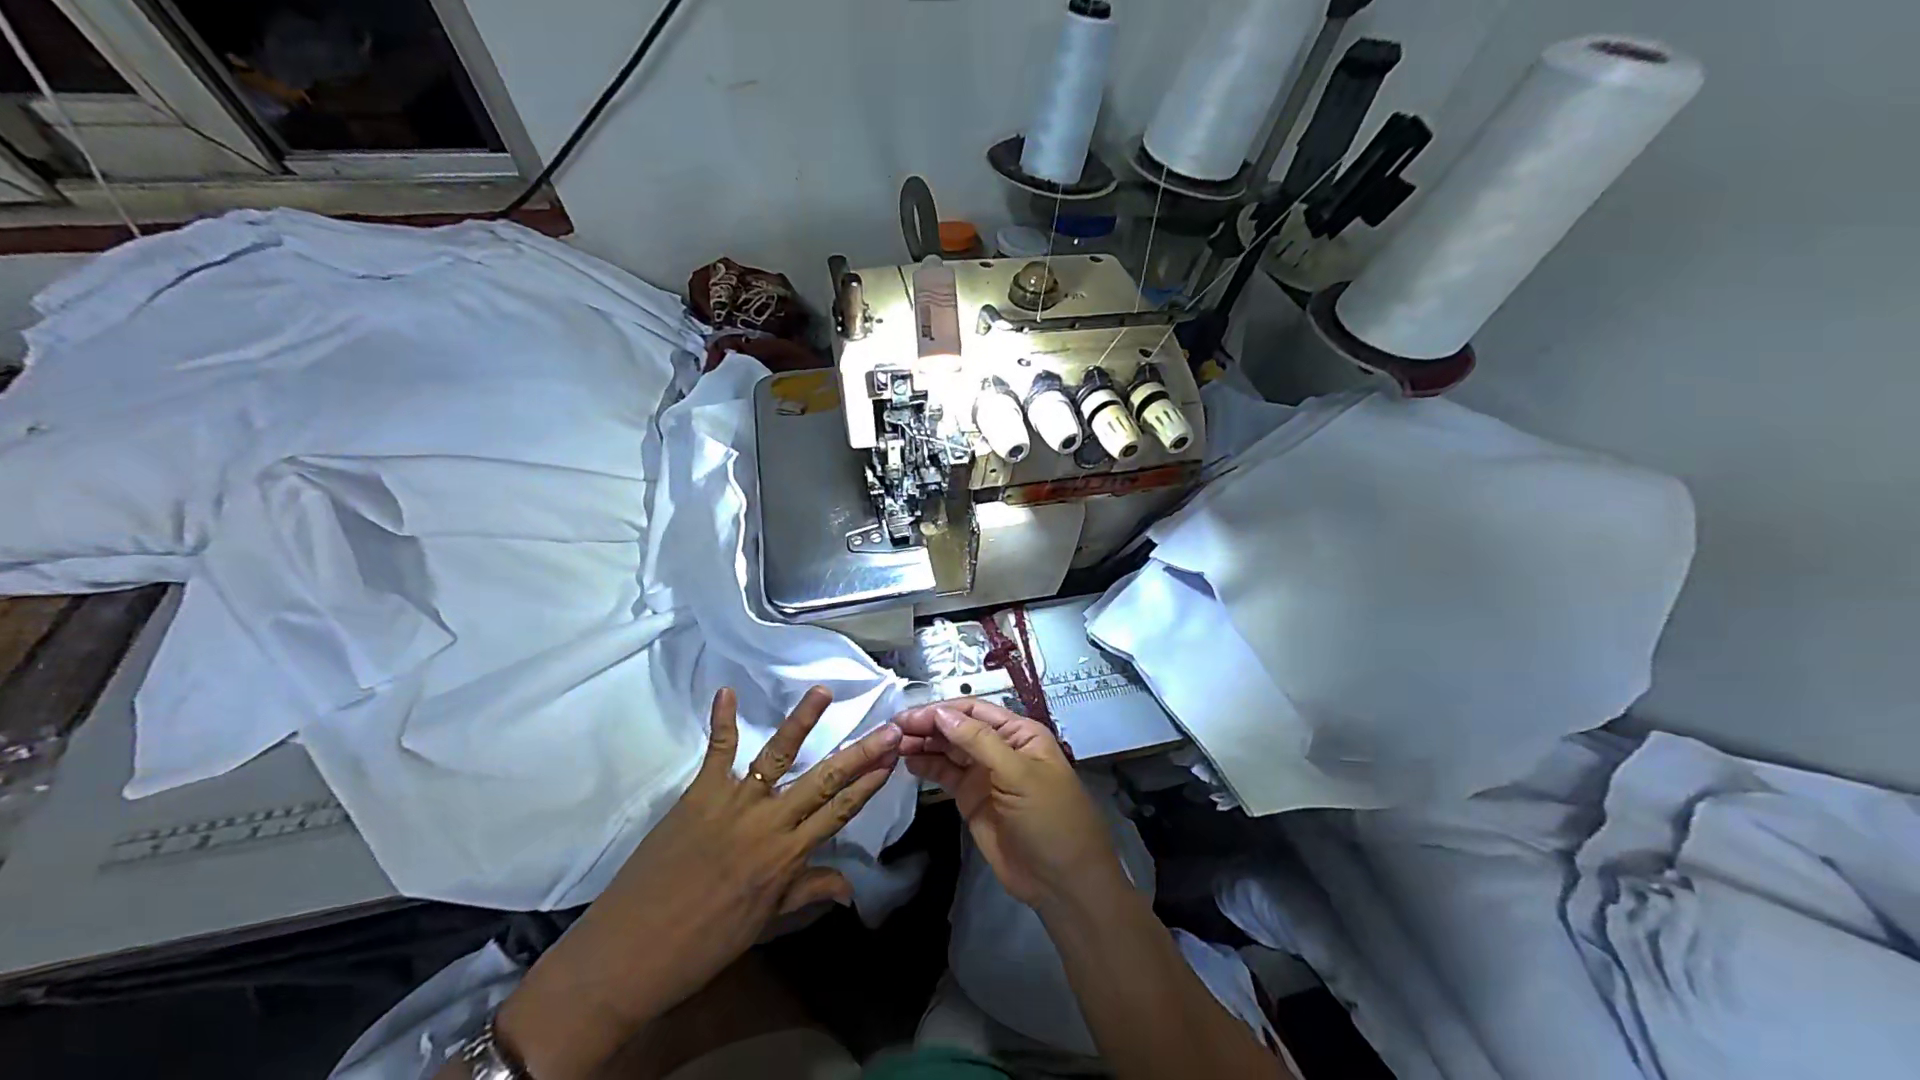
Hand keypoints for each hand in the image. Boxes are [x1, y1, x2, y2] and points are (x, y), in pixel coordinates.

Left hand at [495, 686, 901, 1079]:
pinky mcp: (697, 796)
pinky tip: (727, 691)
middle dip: (860, 753)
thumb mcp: (762, 922)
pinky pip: (715, 753)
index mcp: (786, 858)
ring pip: (776, 756)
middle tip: (889, 728)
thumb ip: (805, 891)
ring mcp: (732, 804)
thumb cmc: (701, 946)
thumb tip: (849, 888)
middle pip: (823, 780)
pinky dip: (721, 721)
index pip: (838, 813)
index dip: (868, 785)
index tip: (893, 760)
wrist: (627, 956)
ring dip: (802, 722)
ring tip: (823, 691)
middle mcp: (767, 823)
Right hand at [895, 698, 1125, 909]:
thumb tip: (941, 713)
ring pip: (948, 750)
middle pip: (958, 728)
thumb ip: (979, 742)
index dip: (942, 710)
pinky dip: (927, 766)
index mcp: (1019, 734)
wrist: (1061, 881)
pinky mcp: (972, 799)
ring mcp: (984, 774)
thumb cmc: (1050, 818)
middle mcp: (1000, 748)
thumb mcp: (1019, 775)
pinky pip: (945, 775)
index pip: (974, 711)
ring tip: (893, 744)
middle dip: (927, 726)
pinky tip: (908, 762)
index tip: (909, 716)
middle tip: (893, 730)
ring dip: (923, 744)